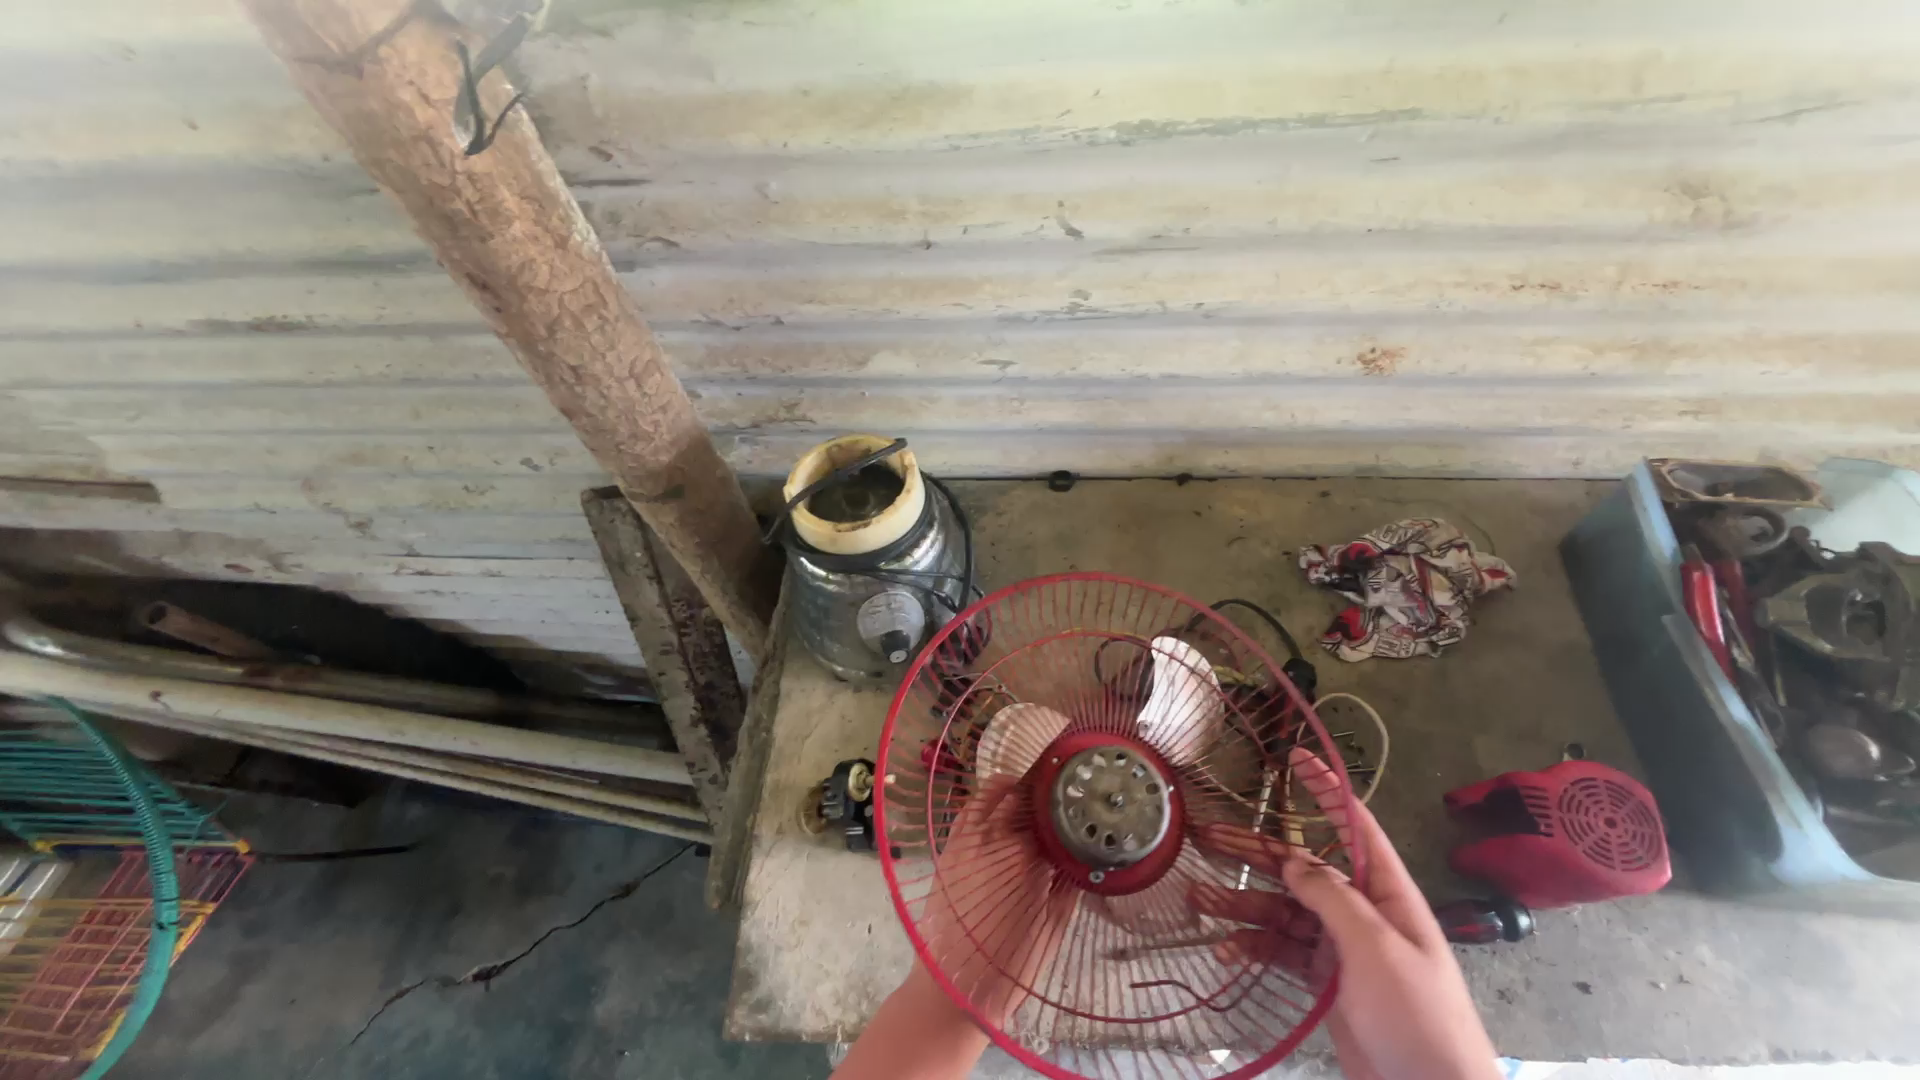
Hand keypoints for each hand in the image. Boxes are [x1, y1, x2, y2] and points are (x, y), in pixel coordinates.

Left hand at [835, 777, 1076, 1079]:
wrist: (951, 990)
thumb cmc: (1008, 967)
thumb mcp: (1052, 929)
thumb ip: (1067, 887)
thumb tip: (1080, 858)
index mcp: (1029, 860)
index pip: (1054, 819)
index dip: (1068, 811)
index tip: (1081, 805)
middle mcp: (997, 840)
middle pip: (1025, 800)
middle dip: (1043, 795)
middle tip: (1059, 795)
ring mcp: (968, 841)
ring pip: (993, 796)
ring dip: (1013, 789)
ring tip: (1030, 790)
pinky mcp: (949, 848)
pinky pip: (968, 811)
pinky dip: (985, 799)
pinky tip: (999, 802)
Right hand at [1194, 747, 1500, 1079]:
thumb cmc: (1415, 1014)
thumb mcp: (1375, 947)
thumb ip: (1332, 897)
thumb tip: (1293, 861)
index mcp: (1386, 894)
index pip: (1355, 827)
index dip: (1327, 790)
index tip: (1297, 758)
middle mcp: (1361, 912)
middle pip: (1300, 869)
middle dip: (1254, 852)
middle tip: (1205, 836)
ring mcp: (1340, 947)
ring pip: (1281, 911)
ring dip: (1241, 904)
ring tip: (1196, 898)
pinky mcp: (1324, 980)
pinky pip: (1281, 951)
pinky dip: (1252, 947)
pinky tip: (1225, 950)